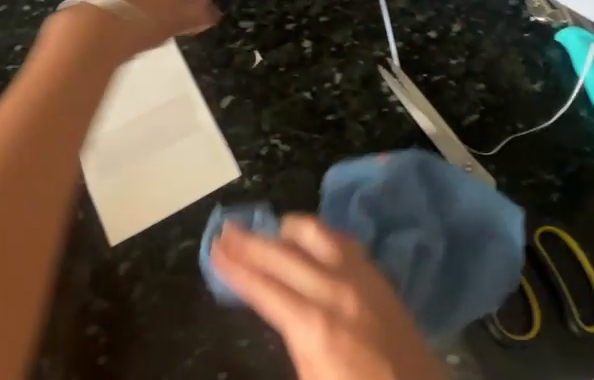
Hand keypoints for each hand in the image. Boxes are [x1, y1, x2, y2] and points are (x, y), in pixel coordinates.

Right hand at [210, 216, 444, 379]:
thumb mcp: (312, 377)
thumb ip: (292, 341)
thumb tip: (275, 307)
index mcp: (314, 327)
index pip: (263, 286)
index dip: (234, 267)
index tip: (214, 250)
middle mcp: (336, 291)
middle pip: (282, 253)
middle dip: (249, 241)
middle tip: (225, 231)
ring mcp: (361, 278)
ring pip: (315, 233)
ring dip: (284, 229)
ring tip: (265, 231)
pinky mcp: (379, 276)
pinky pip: (342, 240)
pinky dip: (317, 234)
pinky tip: (308, 239)